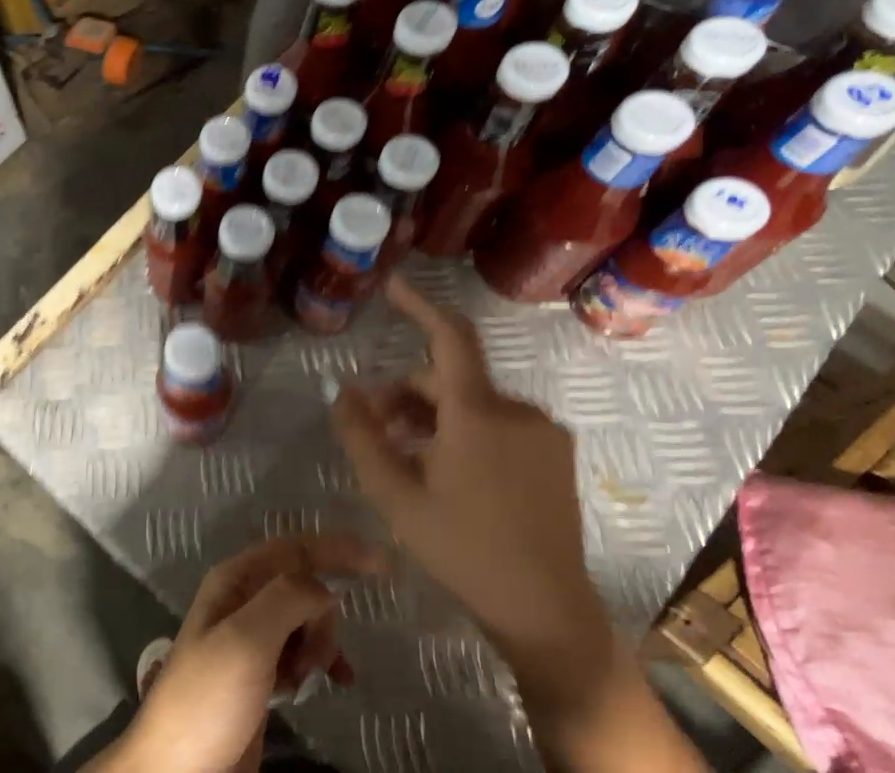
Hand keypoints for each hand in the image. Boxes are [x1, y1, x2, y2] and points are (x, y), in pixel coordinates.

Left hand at [95, 535, 380, 772]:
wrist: (183, 764)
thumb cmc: (209, 695)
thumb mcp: (246, 640)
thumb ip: (286, 600)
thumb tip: (324, 585)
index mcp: (233, 581)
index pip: (292, 549)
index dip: (336, 549)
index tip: (383, 563)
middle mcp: (241, 601)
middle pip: (305, 588)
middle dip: (323, 618)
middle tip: (315, 659)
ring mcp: (251, 638)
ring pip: (307, 623)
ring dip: (322, 646)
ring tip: (308, 678)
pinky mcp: (261, 672)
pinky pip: (303, 654)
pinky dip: (322, 664)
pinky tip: (335, 683)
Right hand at [331, 275, 605, 662]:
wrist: (543, 608)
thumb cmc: (461, 548)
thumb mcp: (394, 493)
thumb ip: (362, 435)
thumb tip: (340, 391)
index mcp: (478, 414)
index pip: (450, 338)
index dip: (419, 306)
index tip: (392, 286)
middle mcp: (517, 412)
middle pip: (449, 381)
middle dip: (405, 394)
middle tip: (370, 428)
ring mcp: (543, 435)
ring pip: (472, 405)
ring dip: (431, 417)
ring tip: (403, 456)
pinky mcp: (555, 457)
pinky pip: (498, 425)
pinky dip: (463, 432)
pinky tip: (444, 471)